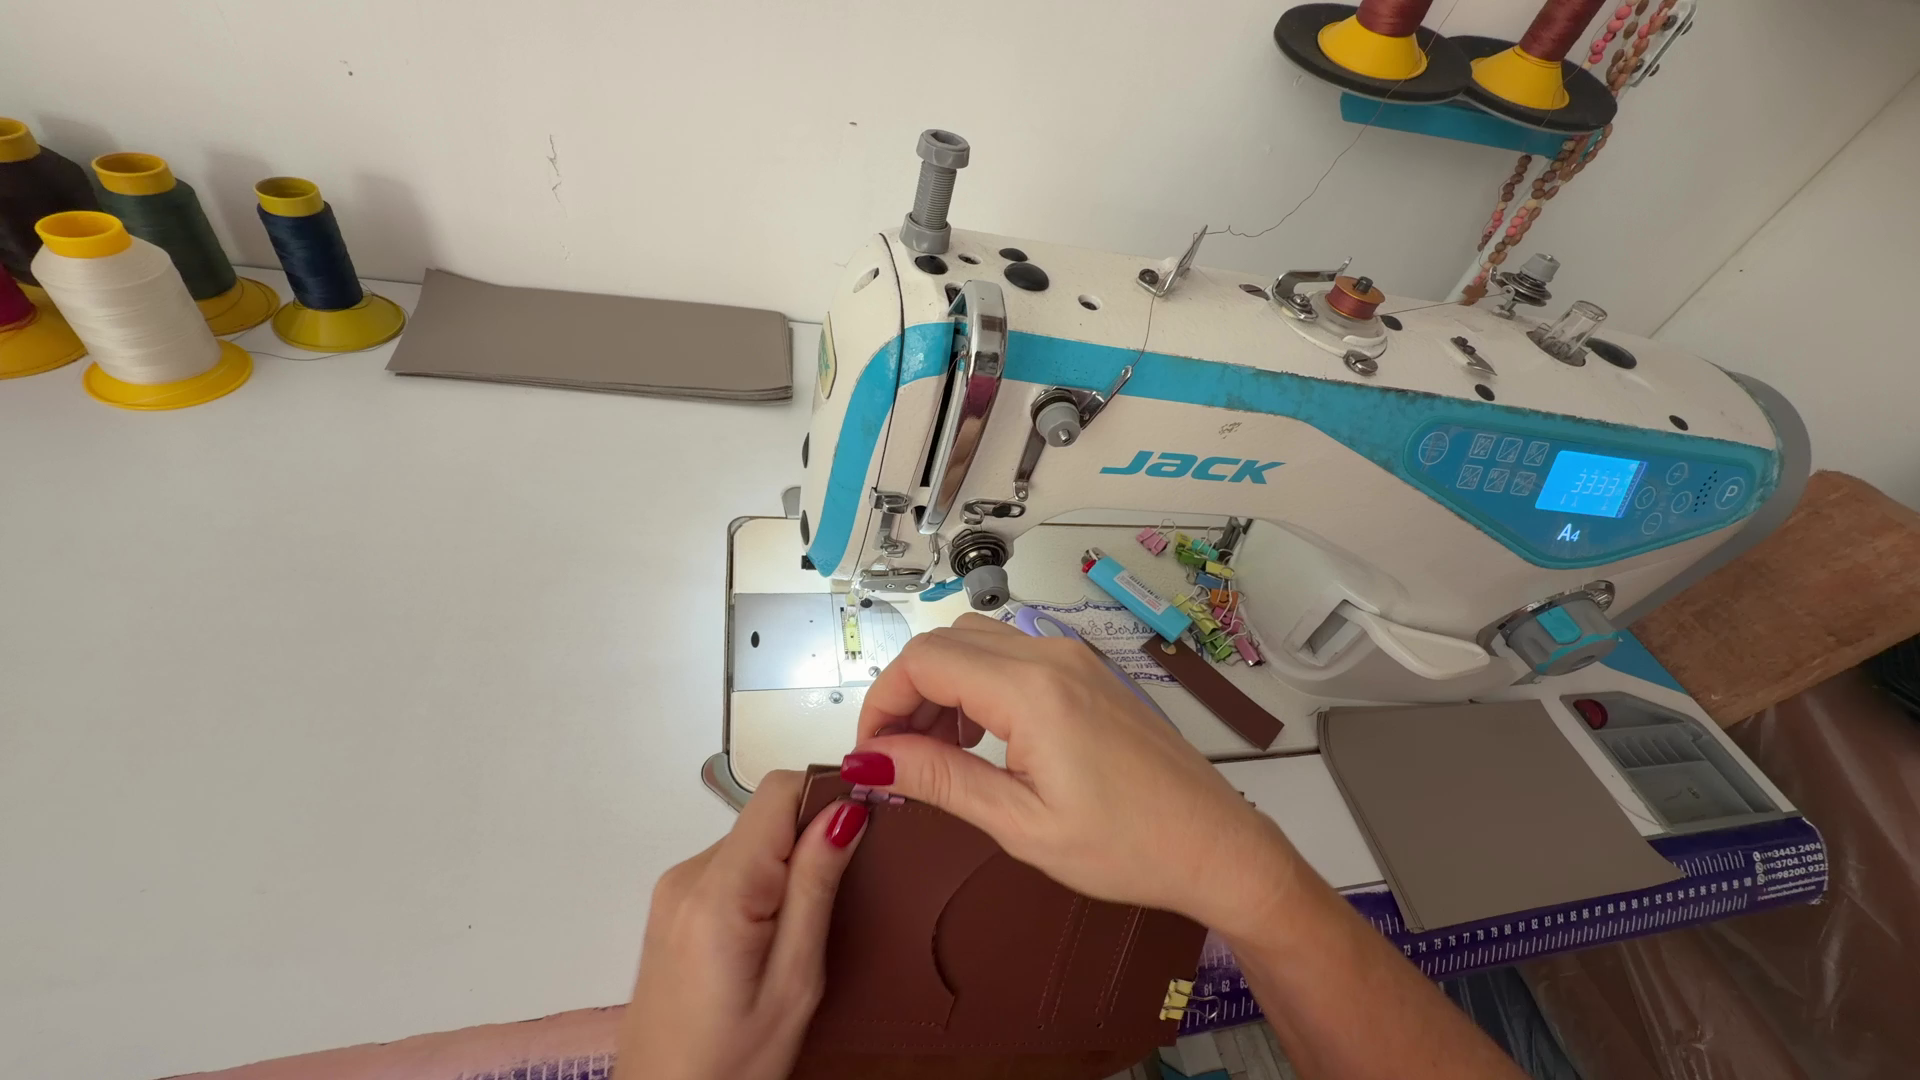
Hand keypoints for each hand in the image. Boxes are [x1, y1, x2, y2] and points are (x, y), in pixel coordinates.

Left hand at [620, 770, 866, 1079]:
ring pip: (753, 836)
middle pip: (767, 814)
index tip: (862, 828)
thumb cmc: (735, 1065)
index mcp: (718, 892)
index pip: (778, 792)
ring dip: (788, 860)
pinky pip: (733, 862)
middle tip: (839, 894)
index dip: (826, 796)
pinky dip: (763, 877)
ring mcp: (674, 886)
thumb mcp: (795, 983)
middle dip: (810, 837)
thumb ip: (816, 887)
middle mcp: (687, 873)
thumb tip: (845, 810)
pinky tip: (772, 931)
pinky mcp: (673, 902)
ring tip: (804, 925)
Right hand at [844, 613, 1305, 935]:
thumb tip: (870, 759)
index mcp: (1031, 690)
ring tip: (940, 751)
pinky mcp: (1086, 669)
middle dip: (907, 693)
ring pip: (975, 642)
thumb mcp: (1021, 823)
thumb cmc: (1124, 846)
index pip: (923, 662)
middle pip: (944, 643)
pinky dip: (977, 683)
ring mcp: (1072, 656)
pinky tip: (984, 736)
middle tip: (900, 757)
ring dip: (941, 685)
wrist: (1214, 844)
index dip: (882, 702)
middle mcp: (1049, 655)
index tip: (871, 754)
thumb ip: (940, 778)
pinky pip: (1010, 655)